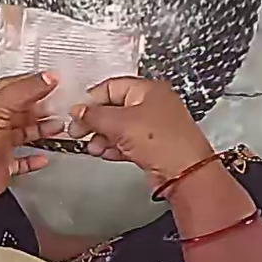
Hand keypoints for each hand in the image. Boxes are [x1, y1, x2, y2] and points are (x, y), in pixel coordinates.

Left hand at [0, 72, 65, 194]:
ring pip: (24, 134)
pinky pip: (22, 161)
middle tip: (60, 104)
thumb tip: (48, 77)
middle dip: (42, 108)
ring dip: (42, 130)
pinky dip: (34, 159)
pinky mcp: (2, 164)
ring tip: (58, 126)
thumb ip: (26, 90)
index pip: (13, 88)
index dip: (33, 84)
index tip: (52, 82)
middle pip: (22, 111)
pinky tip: (43, 157)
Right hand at [70, 77, 216, 188]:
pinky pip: (127, 142)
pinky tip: (104, 153)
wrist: (185, 174)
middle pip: (114, 108)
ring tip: (93, 146)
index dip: (91, 100)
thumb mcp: (120, 123)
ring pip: (119, 127)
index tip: (76, 114)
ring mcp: (153, 126)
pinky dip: (114, 146)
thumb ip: (94, 115)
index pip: (111, 87)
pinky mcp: (153, 146)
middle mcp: (152, 105)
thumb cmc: (162, 141)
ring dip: (103, 137)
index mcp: (147, 90)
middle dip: (95, 121)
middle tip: (78, 131)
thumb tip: (78, 111)